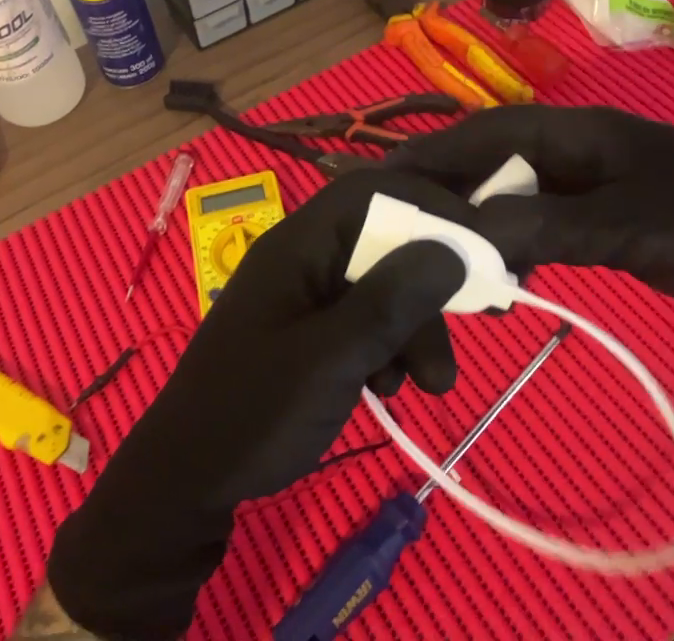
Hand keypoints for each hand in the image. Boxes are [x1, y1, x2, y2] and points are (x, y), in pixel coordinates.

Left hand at [47, 170, 474, 640]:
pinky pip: (362, 325)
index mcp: (297, 246)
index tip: (483, 244)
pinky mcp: (306, 336)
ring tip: (431, 385)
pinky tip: (387, 388)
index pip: (370, 193)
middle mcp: (301, 261)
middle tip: (486, 318)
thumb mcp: (331, 358)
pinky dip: (386, 350)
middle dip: (431, 288)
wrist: (186, 481)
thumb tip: (451, 249)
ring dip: (414, 331)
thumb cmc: (253, 412)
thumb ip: (390, 302)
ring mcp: (303, 299)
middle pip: (384, 246)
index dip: (429, 206)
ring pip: (379, 291)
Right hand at [387, 105, 673, 384]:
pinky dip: (510, 247)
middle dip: (444, 194)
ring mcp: (583, 181)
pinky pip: (534, 223)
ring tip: (441, 263)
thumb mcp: (629, 225)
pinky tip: (499, 281)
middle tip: (397, 230)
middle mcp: (570, 148)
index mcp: (576, 131)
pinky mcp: (596, 213)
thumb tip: (464, 235)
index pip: (485, 132)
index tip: (380, 180)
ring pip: (508, 196)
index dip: (430, 154)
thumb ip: (546, 227)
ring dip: (476, 226)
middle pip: (488, 163)